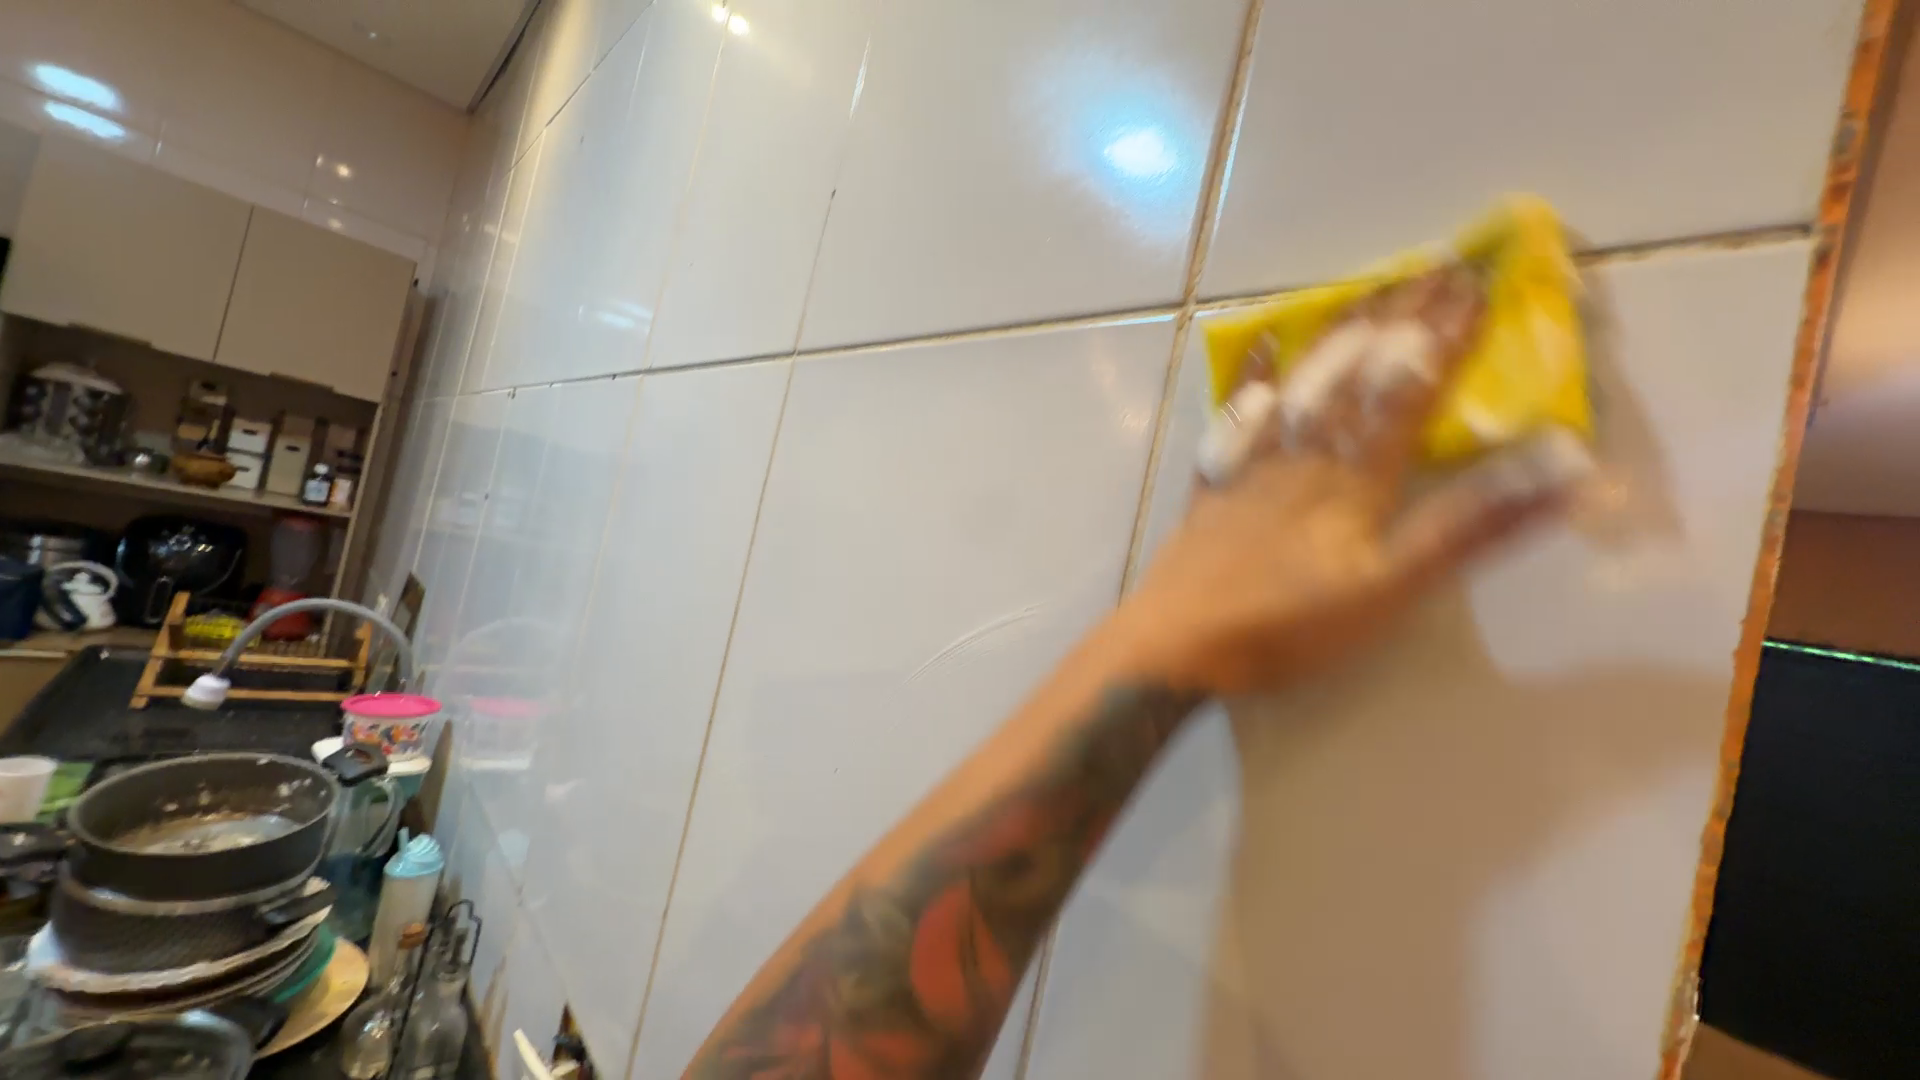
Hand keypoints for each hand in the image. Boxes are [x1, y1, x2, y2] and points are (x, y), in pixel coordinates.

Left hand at [1120, 265, 1591, 695]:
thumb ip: (1466, 529)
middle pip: (1354, 379)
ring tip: (1365, 290)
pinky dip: (1248, 383)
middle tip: (1431, 265)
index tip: (1478, 284)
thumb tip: (1561, 468)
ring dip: (1335, 336)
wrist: (1178, 642)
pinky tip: (1258, 348)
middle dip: (1399, 322)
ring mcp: (1250, 467)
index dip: (1446, 342)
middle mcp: (1302, 458)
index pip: (1408, 396)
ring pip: (1298, 388)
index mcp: (1352, 481)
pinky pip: (1232, 421)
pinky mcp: (1212, 487)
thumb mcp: (1389, 590)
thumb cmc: (1287, 626)